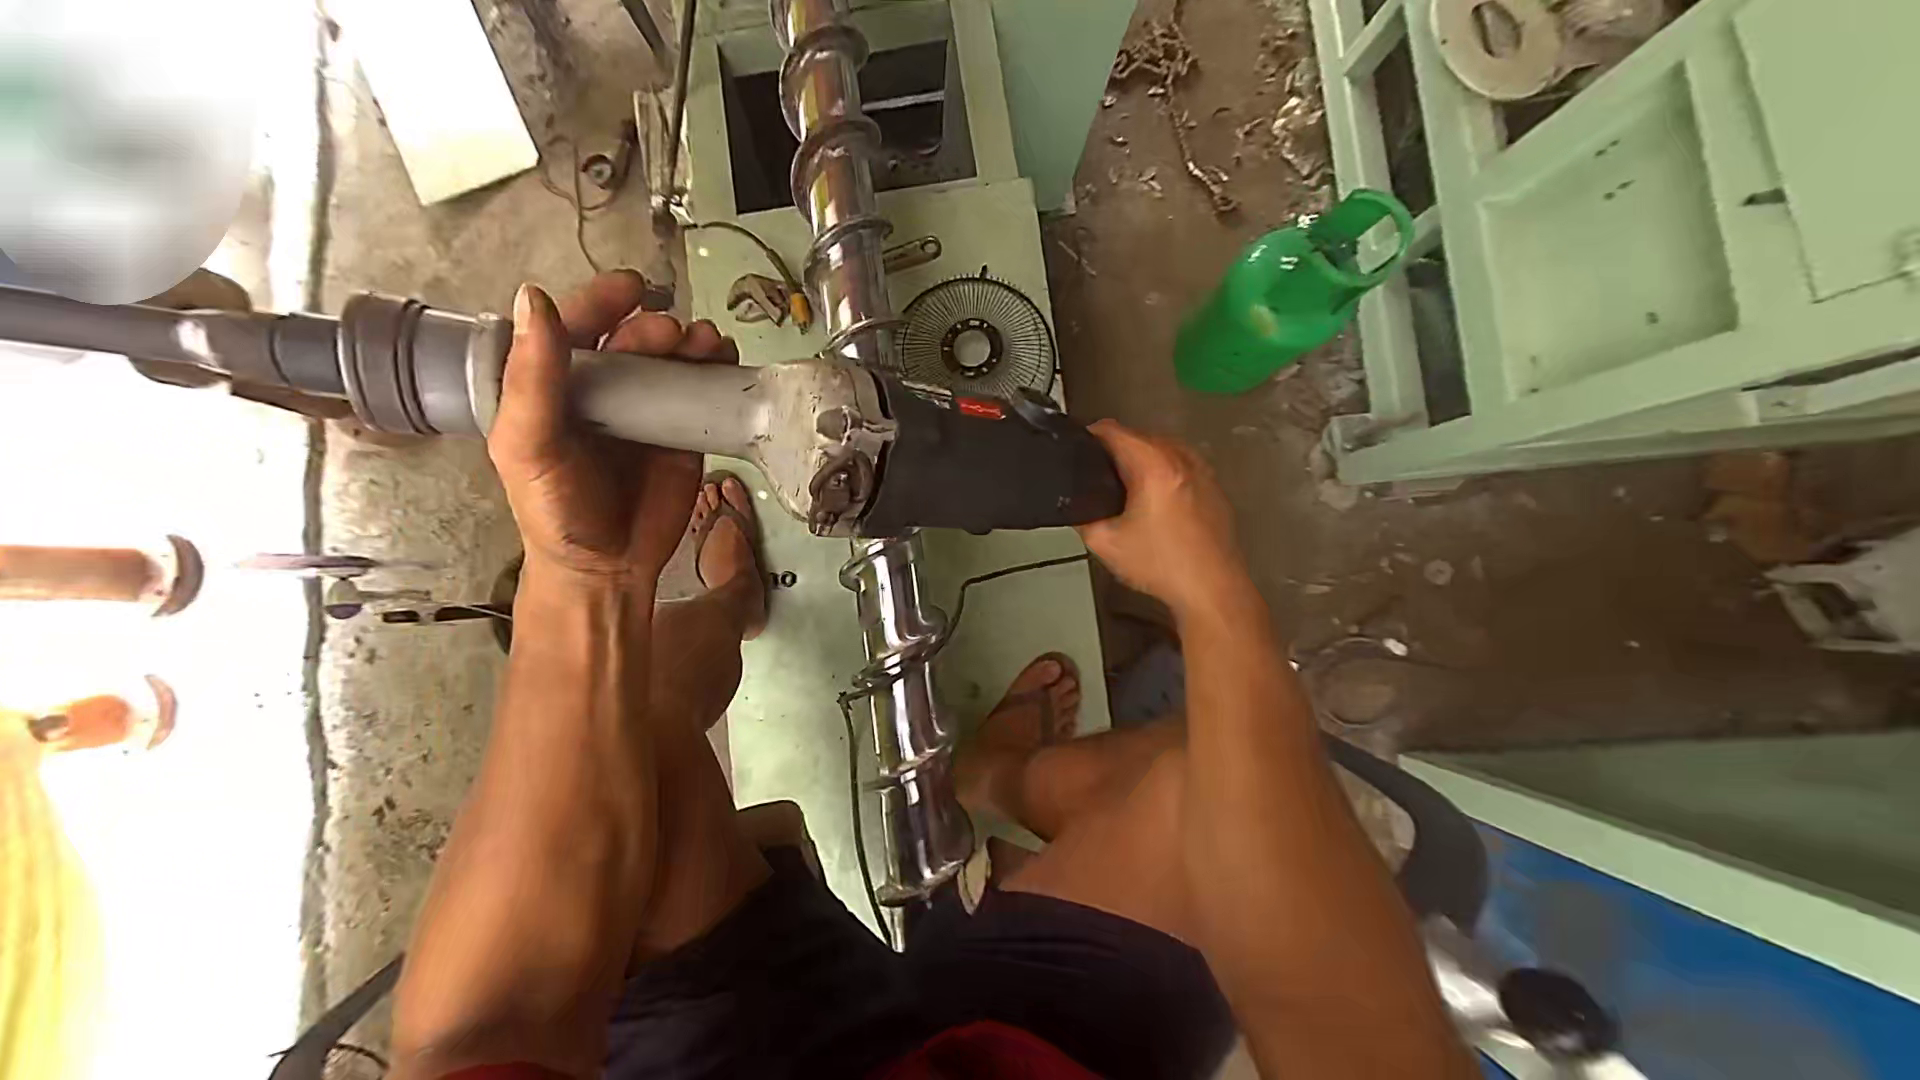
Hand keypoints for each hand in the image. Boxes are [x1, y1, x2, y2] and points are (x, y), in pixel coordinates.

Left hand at [489, 270, 738, 586]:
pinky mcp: (685, 435)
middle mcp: (606, 392)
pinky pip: (703, 396)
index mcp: (557, 387)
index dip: (600, 302)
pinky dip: (717, 374)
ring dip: (693, 344)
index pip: (577, 330)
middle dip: (655, 329)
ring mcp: (650, 413)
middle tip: (673, 335)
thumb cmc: (556, 509)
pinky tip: (726, 362)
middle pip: (634, 342)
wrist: (608, 565)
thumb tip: (535, 297)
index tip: (631, 288)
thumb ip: (531, 378)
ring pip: (674, 363)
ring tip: (708, 343)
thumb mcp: (527, 446)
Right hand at [1076, 420, 1247, 617]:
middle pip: (1139, 436)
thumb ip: (1082, 516)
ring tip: (1124, 488)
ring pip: (1162, 449)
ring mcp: (1203, 471)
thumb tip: (1076, 503)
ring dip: (1141, 460)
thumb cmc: (1162, 565)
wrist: (1212, 589)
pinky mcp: (1214, 487)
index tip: (1079, 447)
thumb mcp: (1105, 543)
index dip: (1090, 435)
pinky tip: (1153, 502)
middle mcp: (1182, 459)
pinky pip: (1181, 465)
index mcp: (1154, 466)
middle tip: (1097, 474)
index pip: (1114, 431)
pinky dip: (1163, 473)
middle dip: (1116, 450)